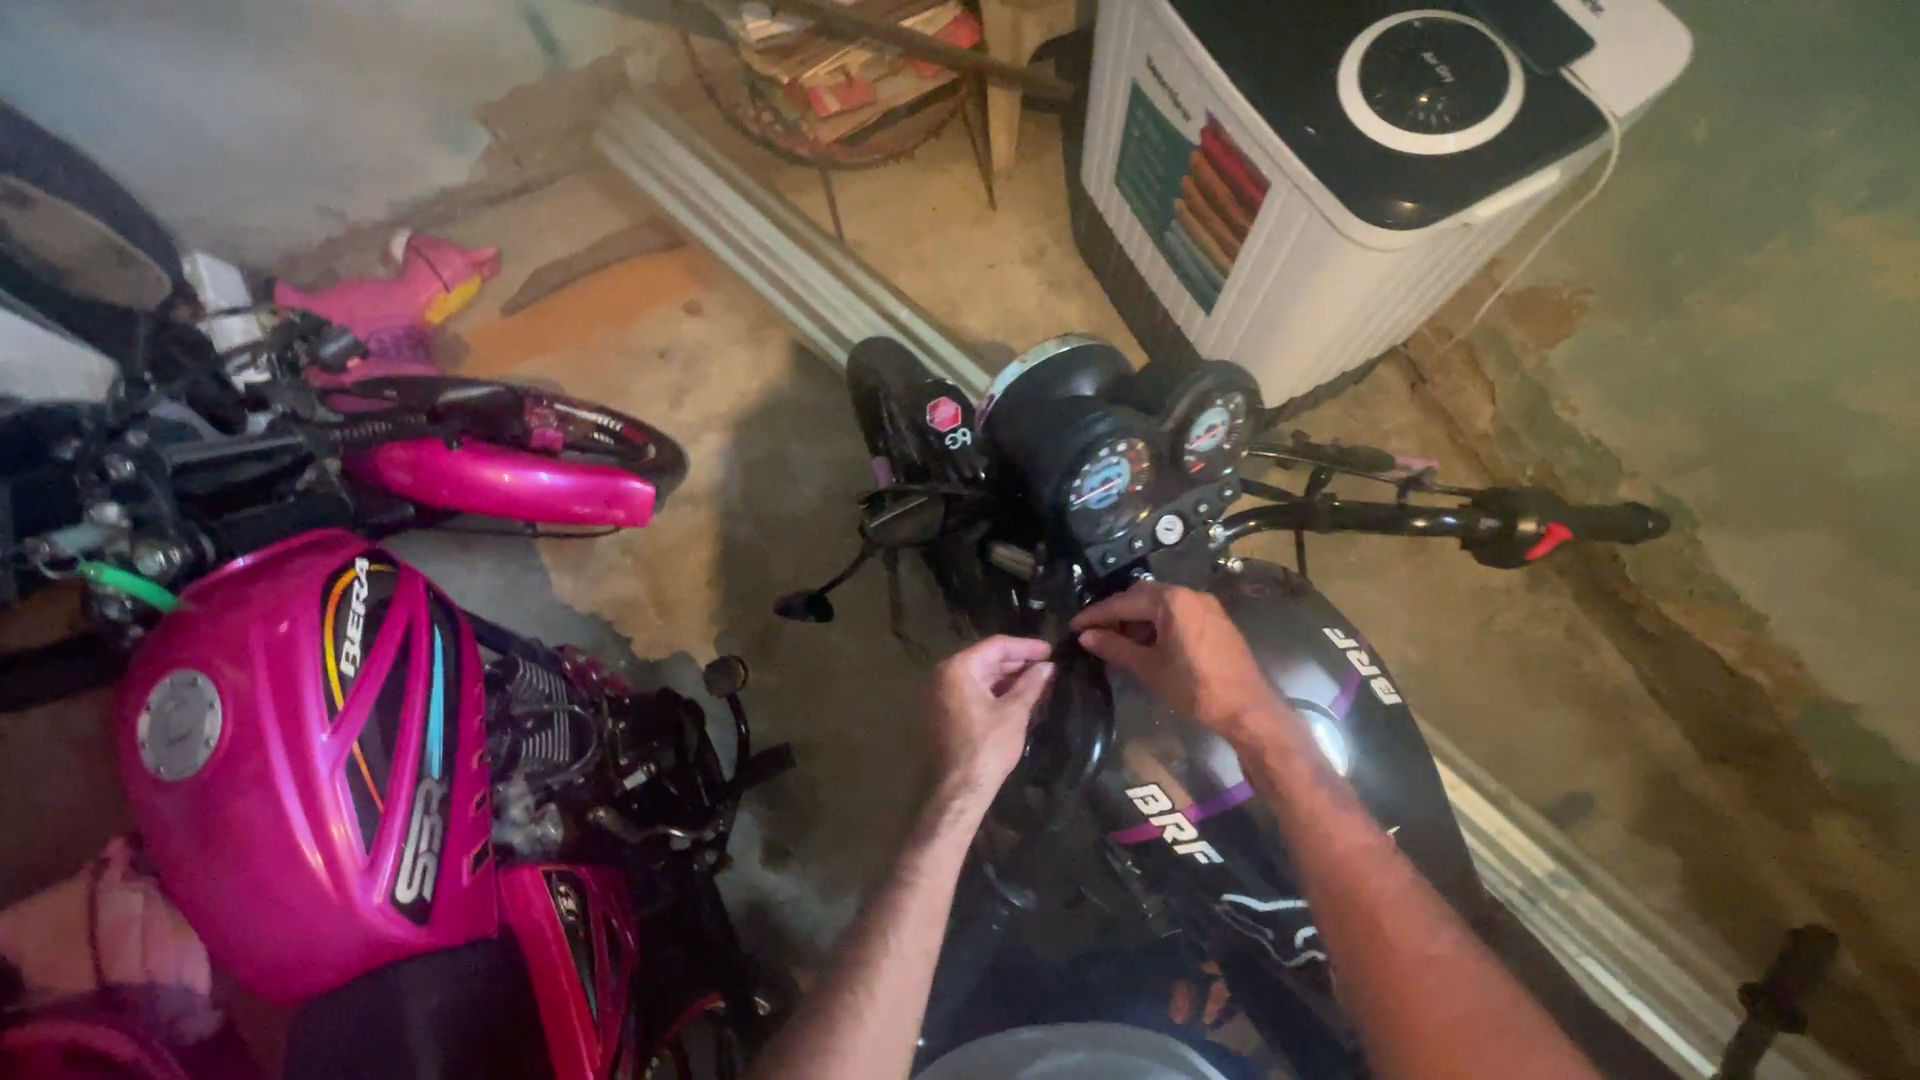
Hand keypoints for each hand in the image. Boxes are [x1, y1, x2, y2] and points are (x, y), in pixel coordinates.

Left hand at [925, 635, 1054, 798]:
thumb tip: (1048, 667)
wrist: (960, 789)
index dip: (1026, 647)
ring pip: (980, 677)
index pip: (996, 646)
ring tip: (1039, 681)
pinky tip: (1019, 697)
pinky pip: (973, 692)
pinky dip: (995, 692)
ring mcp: (941, 695)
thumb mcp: (1014, 712)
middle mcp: (944, 676)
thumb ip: (1031, 684)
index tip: (1051, 650)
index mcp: (958, 668)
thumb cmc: (987, 747)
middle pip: (986, 659)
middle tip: (1048, 666)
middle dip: (1018, 663)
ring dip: (1008, 678)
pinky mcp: (945, 713)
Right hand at [1071, 582, 1276, 739]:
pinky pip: (1177, 613)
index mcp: (1171, 601)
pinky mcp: (1215, 619)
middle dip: (1116, 614)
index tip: (1074, 627)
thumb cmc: (1195, 688)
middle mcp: (1189, 594)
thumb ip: (1115, 647)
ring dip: (1137, 620)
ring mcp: (1205, 605)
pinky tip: (1146, 644)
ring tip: (1117, 642)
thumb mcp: (1149, 668)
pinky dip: (1157, 624)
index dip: (1096, 615)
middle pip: (1141, 597)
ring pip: (1160, 605)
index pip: (1123, 602)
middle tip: (1093, 634)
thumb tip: (1086, 637)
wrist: (1248, 708)